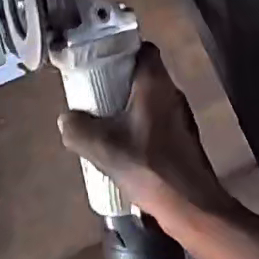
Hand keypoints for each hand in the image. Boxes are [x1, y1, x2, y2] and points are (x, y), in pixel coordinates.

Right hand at [58, 44, 231, 220]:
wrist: (193, 210)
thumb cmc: (150, 167)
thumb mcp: (102, 147)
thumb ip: (77, 128)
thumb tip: (65, 119)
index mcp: (155, 84)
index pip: (143, 48)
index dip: (121, 48)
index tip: (100, 57)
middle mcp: (172, 93)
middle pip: (144, 72)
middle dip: (119, 77)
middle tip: (94, 85)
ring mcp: (181, 117)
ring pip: (151, 96)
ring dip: (129, 101)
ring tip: (104, 114)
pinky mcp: (184, 139)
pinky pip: (157, 118)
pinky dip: (140, 122)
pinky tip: (124, 142)